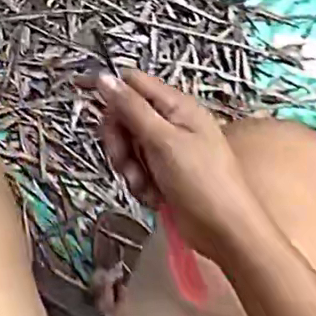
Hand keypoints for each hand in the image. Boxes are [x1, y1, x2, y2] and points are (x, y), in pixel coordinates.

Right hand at [88, 70, 265, 263]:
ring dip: (128, 164)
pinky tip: (152, 195)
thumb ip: (131, 107)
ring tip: (142, 184)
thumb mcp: (162, 141)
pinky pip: (137, 166)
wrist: (230, 238)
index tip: (85, 98)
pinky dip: (139, 180)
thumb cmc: (202, 183)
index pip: (131, 82)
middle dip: (119, 139)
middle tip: (125, 159)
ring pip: (128, 143)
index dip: (109, 89)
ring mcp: (168, 148)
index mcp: (176, 105)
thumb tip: (104, 76)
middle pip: (124, 114)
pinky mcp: (165, 172)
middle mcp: (171, 121)